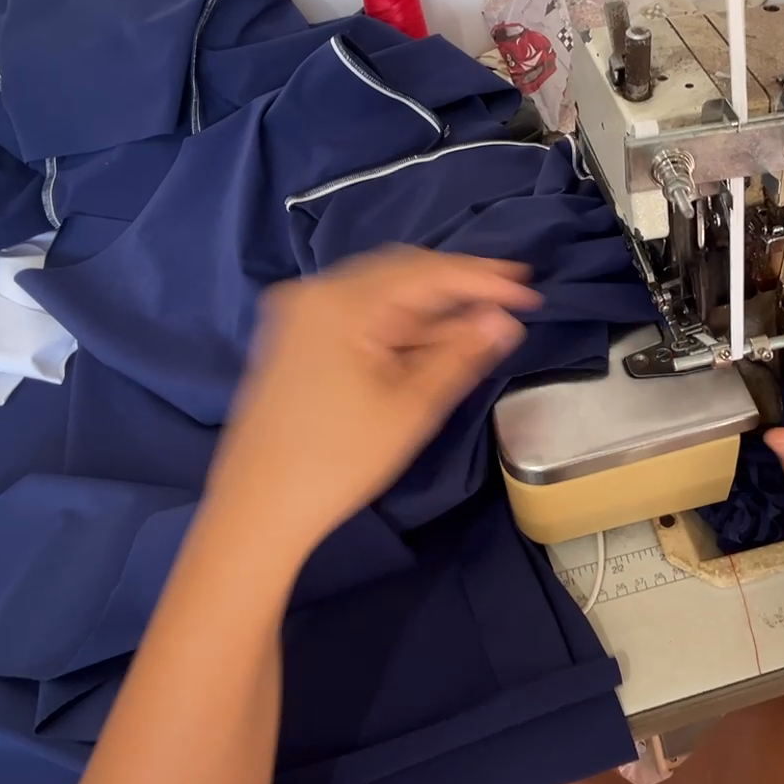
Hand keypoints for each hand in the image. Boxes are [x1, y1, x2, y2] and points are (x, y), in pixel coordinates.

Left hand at [206, 246, 539, 562]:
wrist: (255, 511)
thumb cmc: (339, 460)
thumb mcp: (413, 406)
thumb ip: (462, 354)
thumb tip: (504, 320)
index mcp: (341, 302)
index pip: (427, 273)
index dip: (483, 280)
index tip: (528, 291)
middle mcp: (316, 293)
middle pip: (403, 272)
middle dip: (459, 283)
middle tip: (511, 292)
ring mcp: (303, 314)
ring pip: (383, 292)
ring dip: (433, 303)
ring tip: (483, 314)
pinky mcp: (299, 337)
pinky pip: (362, 313)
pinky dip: (402, 322)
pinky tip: (436, 335)